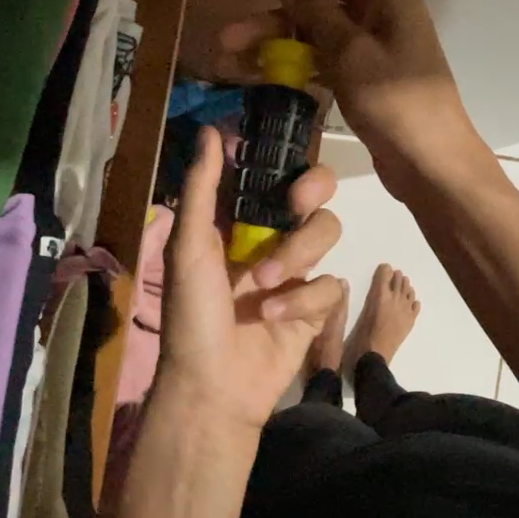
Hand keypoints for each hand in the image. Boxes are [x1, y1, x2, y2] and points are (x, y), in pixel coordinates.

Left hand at [160, 126, 344, 430]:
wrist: (213, 386)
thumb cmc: (191, 314)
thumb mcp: (188, 246)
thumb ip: (202, 188)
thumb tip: (211, 130)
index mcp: (240, 223)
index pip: (275, 176)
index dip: (284, 163)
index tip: (276, 161)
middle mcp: (272, 240)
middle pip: (316, 195)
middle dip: (312, 193)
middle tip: (295, 204)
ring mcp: (297, 273)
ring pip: (328, 232)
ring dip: (297, 253)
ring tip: (263, 283)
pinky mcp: (317, 307)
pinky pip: (330, 284)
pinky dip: (302, 299)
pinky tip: (274, 315)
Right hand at [224, 0, 488, 199]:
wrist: (430, 164)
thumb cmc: (393, 101)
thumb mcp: (349, 50)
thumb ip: (315, 8)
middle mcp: (381, 17)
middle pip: (315, 9)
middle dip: (269, 23)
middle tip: (226, 40)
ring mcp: (374, 52)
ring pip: (316, 41)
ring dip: (276, 50)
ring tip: (230, 65)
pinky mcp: (366, 83)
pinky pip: (325, 67)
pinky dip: (296, 71)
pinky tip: (263, 81)